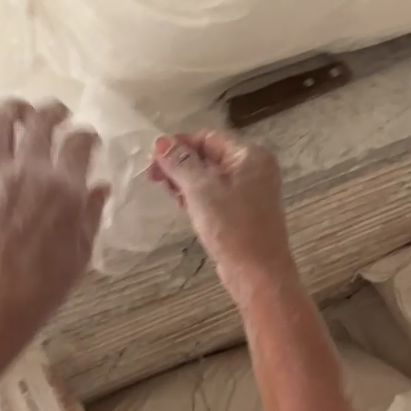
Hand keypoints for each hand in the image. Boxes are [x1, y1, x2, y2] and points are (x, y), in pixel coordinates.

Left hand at [0, 99, 109, 341]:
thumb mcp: (81, 254)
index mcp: (63, 188)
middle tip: (58, 114)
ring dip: (10, 109)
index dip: (87, 136)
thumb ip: (91, 215)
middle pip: (41, 123)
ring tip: (18, 109)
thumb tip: (100, 187)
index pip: (80, 143)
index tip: (89, 142)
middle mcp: (27, 172)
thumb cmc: (44, 287)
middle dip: (54, 111)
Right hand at [151, 131, 293, 296]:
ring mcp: (251, 191)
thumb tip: (161, 141)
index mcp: (250, 155)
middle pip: (209, 156)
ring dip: (186, 181)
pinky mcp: (244, 212)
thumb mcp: (201, 191)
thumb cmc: (231, 228)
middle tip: (154, 177)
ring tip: (166, 192)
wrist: (258, 273)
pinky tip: (182, 206)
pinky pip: (216, 195)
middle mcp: (254, 168)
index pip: (207, 138)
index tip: (152, 158)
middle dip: (180, 164)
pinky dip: (198, 197)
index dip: (178, 144)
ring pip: (211, 177)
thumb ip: (181, 163)